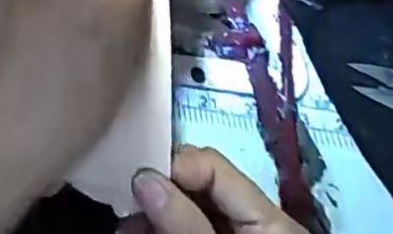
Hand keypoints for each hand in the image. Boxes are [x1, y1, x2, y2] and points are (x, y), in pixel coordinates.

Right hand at [121, 146, 307, 233]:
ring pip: (187, 211)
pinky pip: (190, 230)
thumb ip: (187, 223)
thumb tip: (142, 174)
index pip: (212, 165)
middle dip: (156, 194)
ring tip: (123, 229)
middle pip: (196, 188)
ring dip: (152, 215)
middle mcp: (254, 222)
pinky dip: (162, 231)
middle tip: (122, 208)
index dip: (173, 166)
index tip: (135, 180)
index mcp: (269, 218)